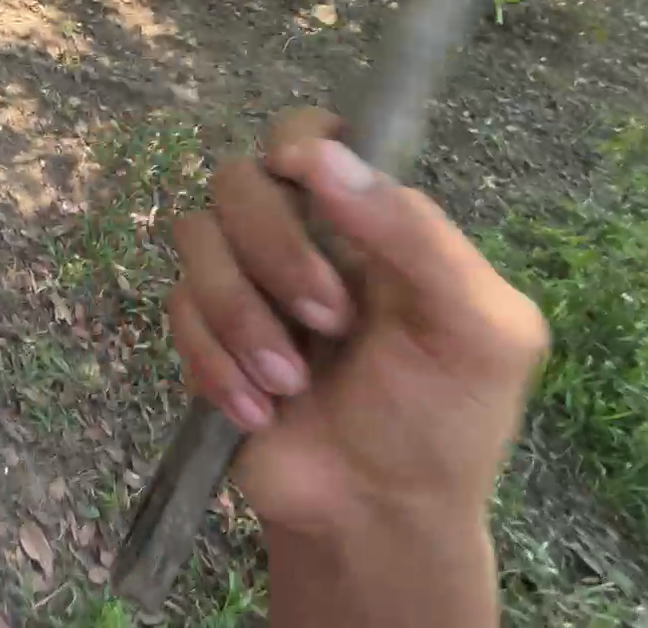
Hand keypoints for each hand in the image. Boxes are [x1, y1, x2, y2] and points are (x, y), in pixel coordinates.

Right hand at [169, 108, 547, 538]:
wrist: (369, 512)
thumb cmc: (439, 420)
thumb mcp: (472, 332)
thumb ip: (416, 237)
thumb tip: (320, 157)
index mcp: (364, 222)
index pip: (311, 136)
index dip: (293, 143)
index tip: (292, 173)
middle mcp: (292, 233)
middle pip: (236, 181)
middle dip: (273, 252)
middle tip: (327, 321)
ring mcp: (238, 276)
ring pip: (193, 239)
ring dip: (239, 317)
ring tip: (287, 383)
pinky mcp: (198, 321)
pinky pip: (176, 306)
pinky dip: (214, 360)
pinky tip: (256, 408)